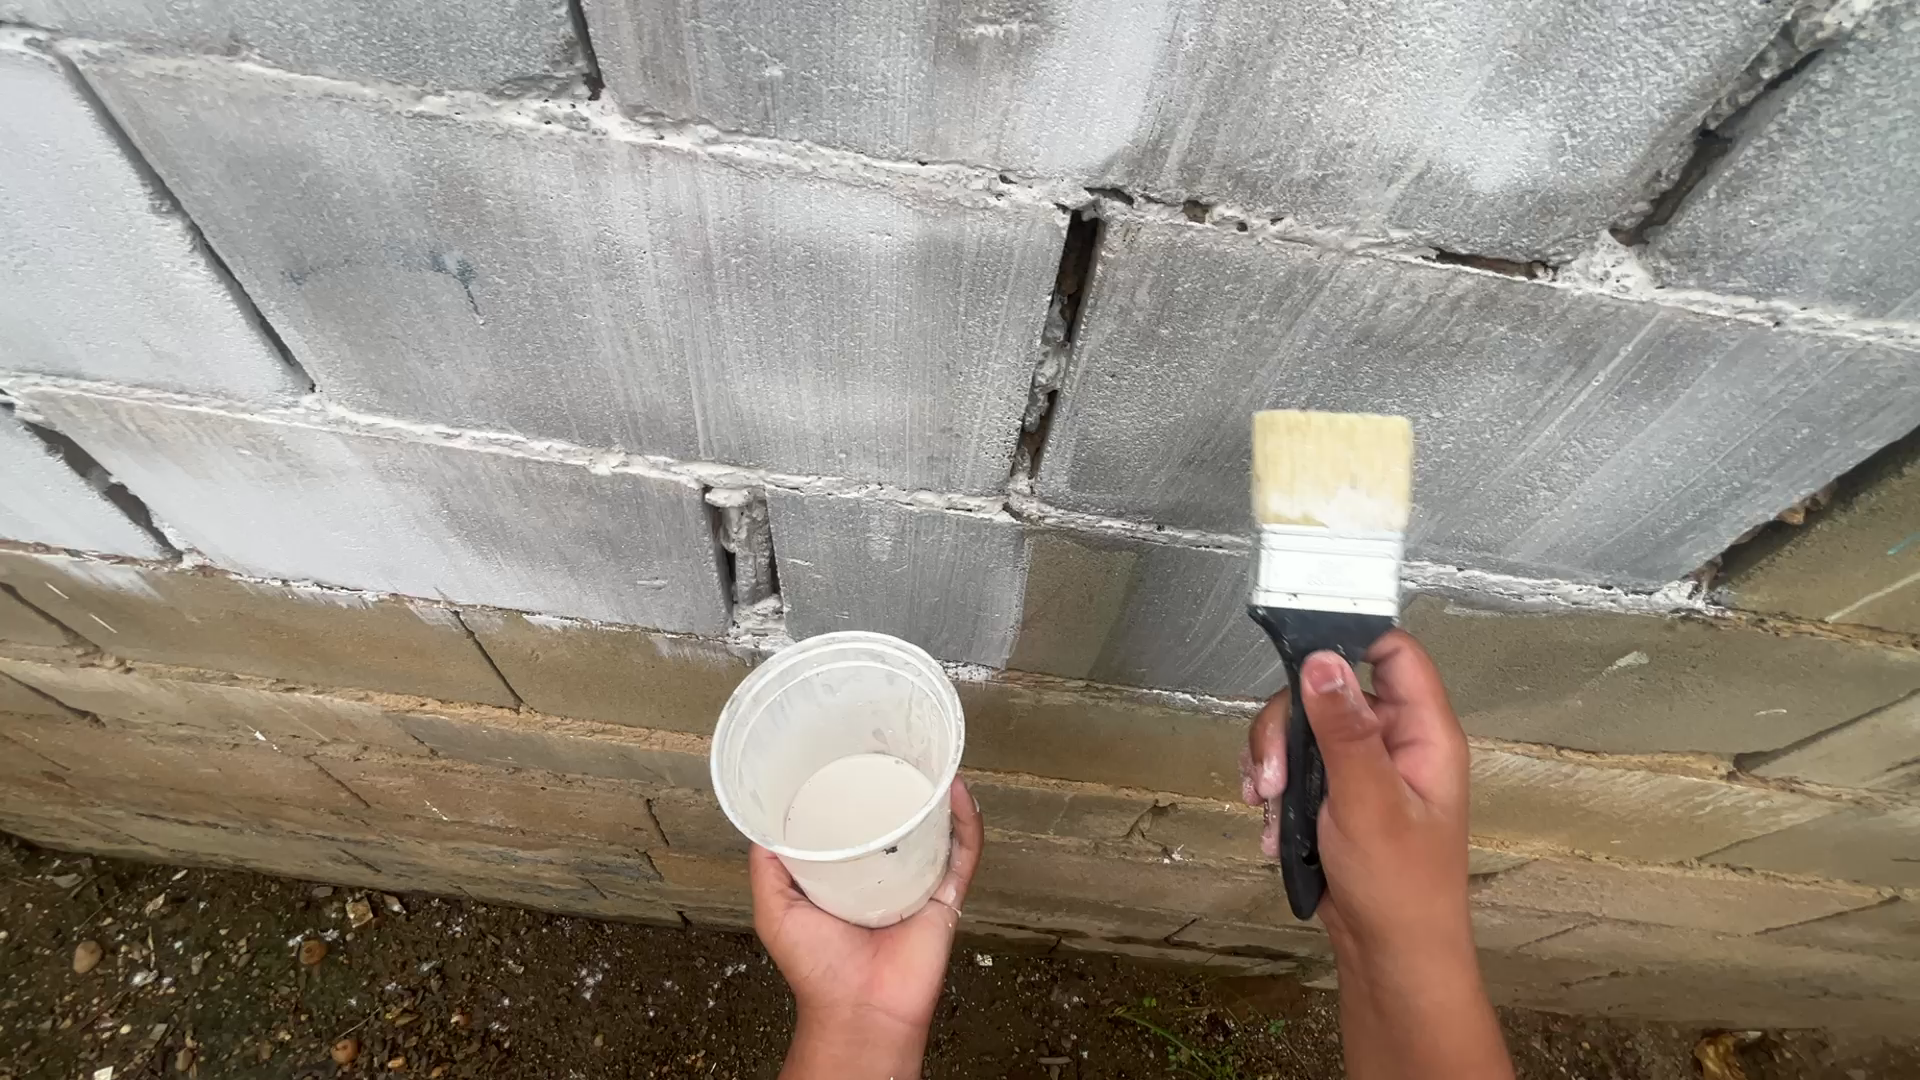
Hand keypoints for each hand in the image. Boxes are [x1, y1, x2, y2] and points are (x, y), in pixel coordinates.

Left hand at [751, 777, 984, 1079]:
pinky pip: (964, 850)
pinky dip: (966, 819)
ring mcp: (922, 879)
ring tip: (932, 760)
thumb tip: (759, 825)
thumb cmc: (818, 970)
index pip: (865, 819)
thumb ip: (768, 869)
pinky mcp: (948, 893)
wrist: (859, 1011)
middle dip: (906, 782)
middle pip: (906, 816)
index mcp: (857, 870)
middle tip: (898, 750)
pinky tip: (957, 790)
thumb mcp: (778, 910)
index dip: (864, 787)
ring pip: (941, 825)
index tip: (859, 756)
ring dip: (942, 792)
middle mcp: (892, 869)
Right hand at [1241, 628, 1511, 1079]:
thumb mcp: (1368, 802)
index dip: (1351, 636)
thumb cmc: (1396, 883)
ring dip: (1271, 760)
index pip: (1394, 653)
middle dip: (1286, 727)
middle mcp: (1390, 737)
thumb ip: (1344, 730)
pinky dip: (1269, 782)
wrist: (1384, 950)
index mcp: (1422, 732)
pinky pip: (1288, 757)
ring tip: (1267, 804)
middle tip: (1271, 775)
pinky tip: (1268, 816)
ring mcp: (1358, 760)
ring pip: (1298, 723)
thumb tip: (1321, 659)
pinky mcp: (1330, 783)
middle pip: (1324, 688)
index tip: (1296, 644)